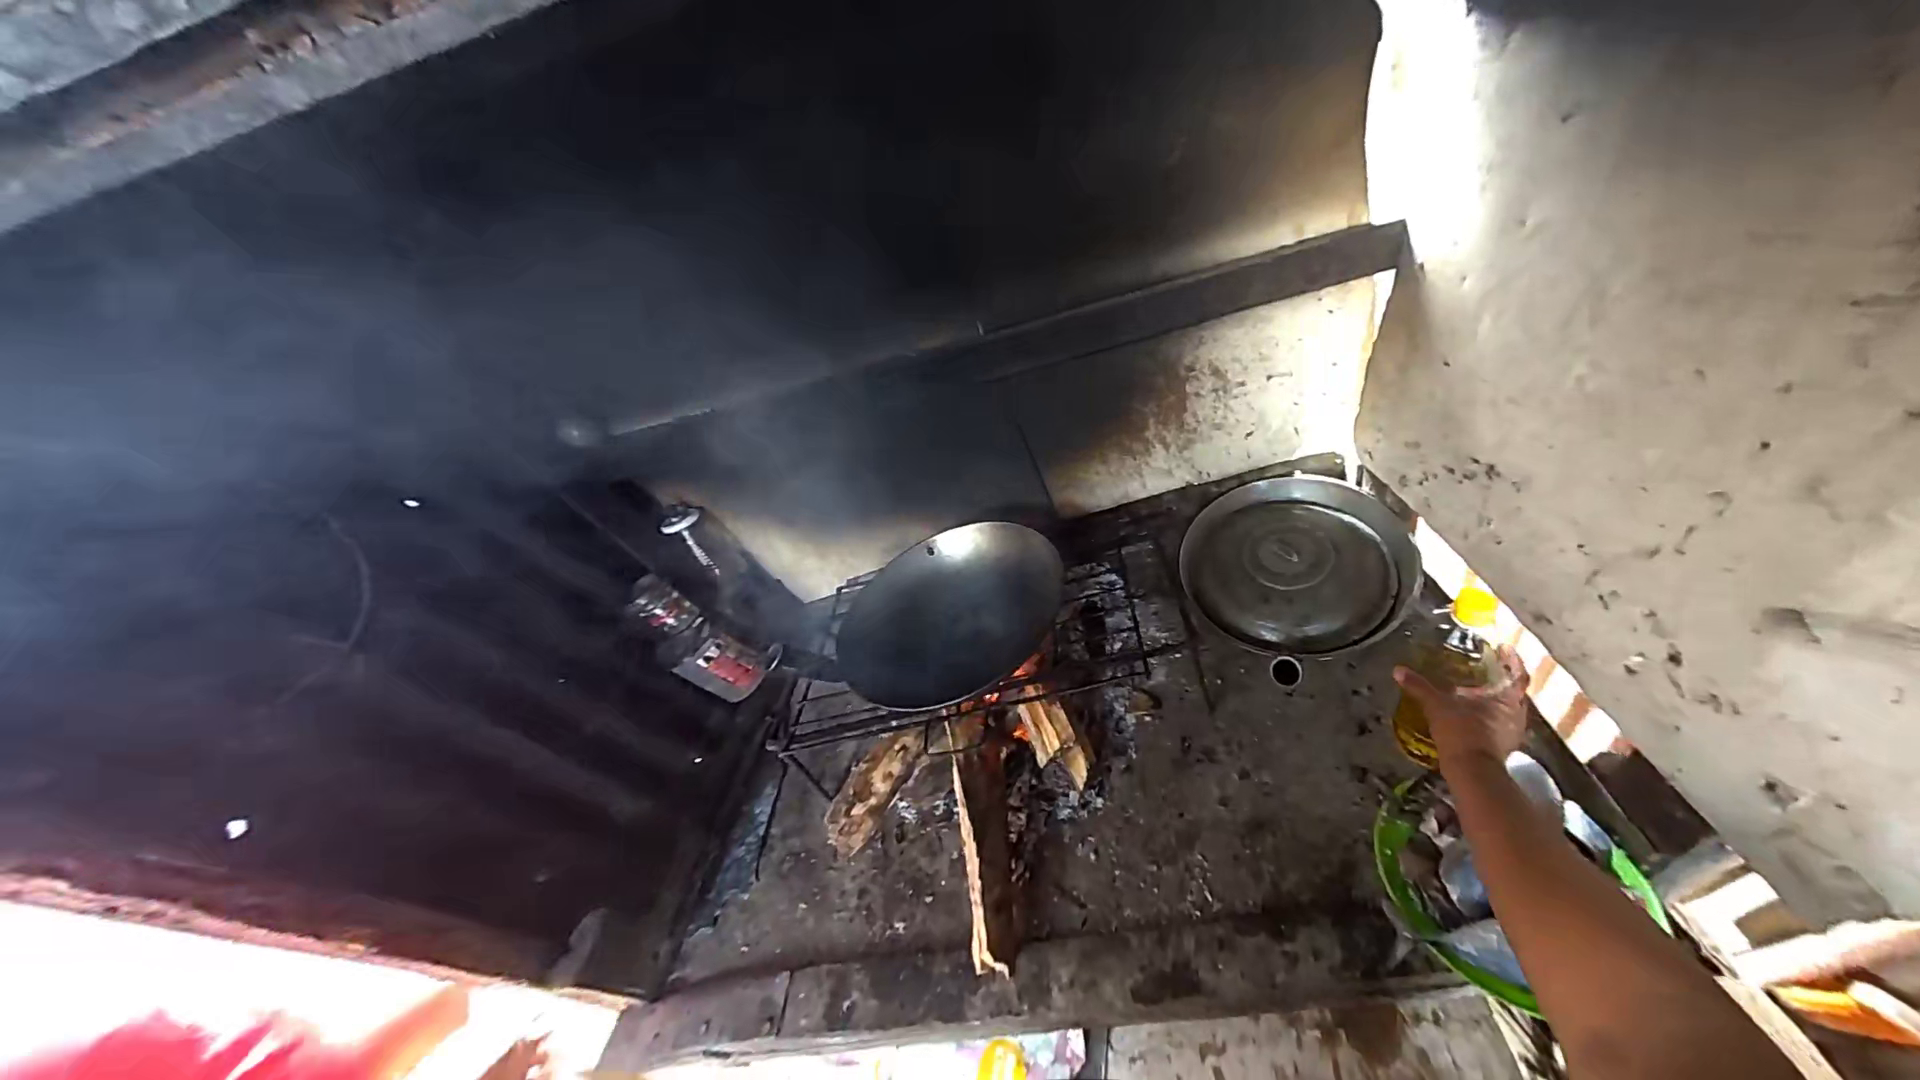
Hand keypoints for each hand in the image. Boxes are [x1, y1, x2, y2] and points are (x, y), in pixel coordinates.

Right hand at [1394, 644, 1529, 764]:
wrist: (1472, 769)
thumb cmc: (1461, 731)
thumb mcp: (1436, 705)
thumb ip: (1419, 686)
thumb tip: (1398, 670)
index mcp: (1507, 699)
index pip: (1517, 674)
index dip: (1512, 660)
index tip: (1504, 648)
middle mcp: (1517, 713)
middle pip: (1514, 691)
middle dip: (1502, 680)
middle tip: (1487, 669)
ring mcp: (1513, 731)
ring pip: (1508, 708)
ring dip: (1496, 699)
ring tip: (1478, 690)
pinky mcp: (1504, 744)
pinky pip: (1500, 722)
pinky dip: (1489, 715)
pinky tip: (1474, 714)